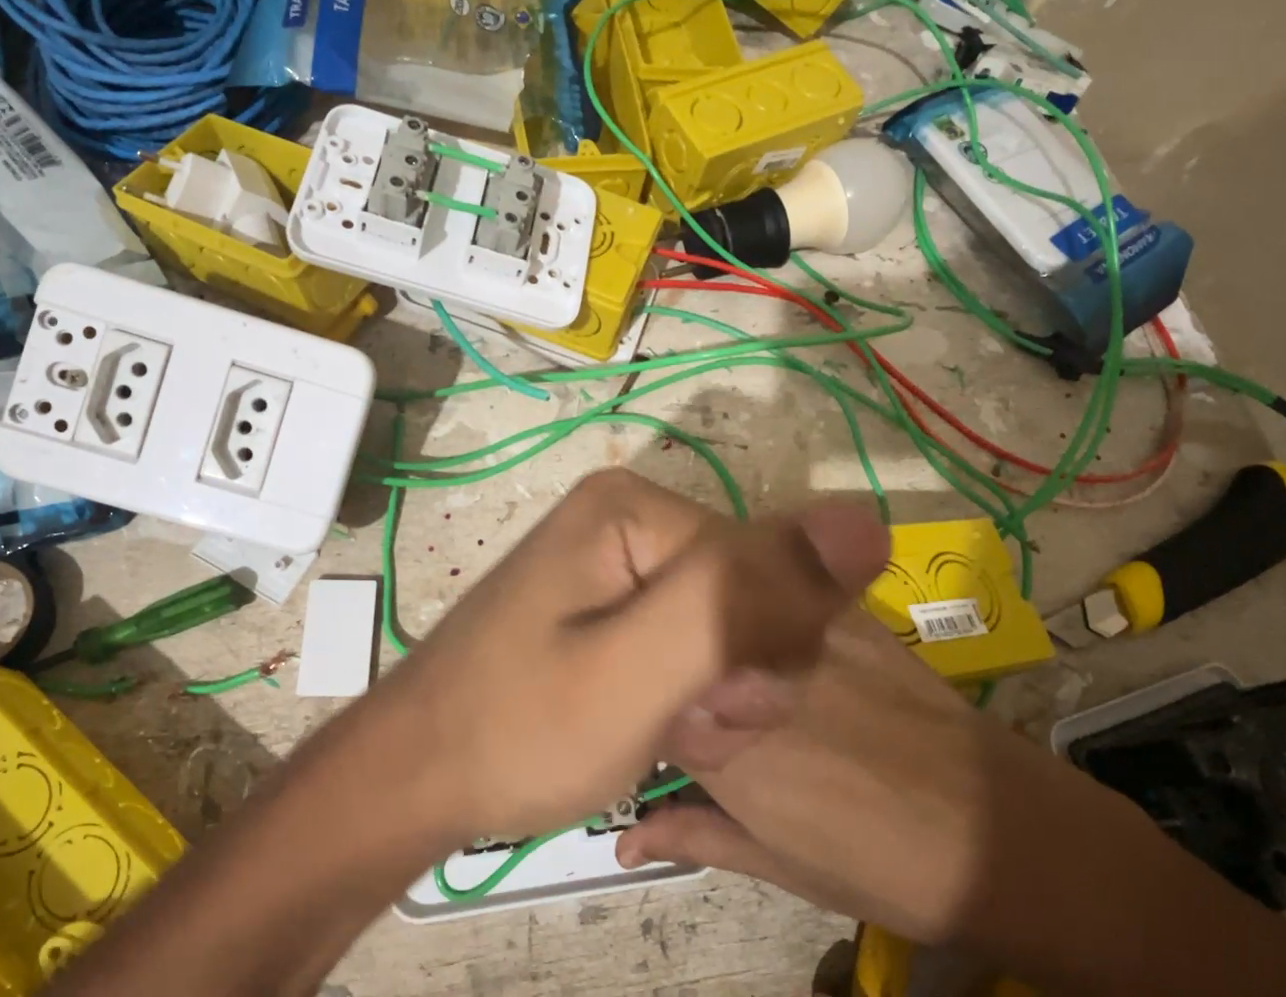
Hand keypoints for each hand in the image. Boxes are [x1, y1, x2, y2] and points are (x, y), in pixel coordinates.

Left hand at [372, 469, 890, 840]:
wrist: (417, 776)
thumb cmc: (522, 729)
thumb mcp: (640, 670)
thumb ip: (745, 595)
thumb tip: (868, 520)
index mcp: (636, 508)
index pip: (772, 568)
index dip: (759, 654)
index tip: (700, 711)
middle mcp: (628, 517)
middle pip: (750, 592)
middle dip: (733, 675)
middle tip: (670, 723)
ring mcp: (615, 561)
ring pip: (727, 626)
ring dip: (711, 694)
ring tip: (652, 728)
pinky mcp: (607, 603)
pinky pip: (688, 640)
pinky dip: (681, 693)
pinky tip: (642, 722)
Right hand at [615, 608, 1149, 946]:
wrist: (1003, 836)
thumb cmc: (879, 867)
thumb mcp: (775, 862)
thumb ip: (691, 835)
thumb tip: (622, 841)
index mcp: (719, 745)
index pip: (638, 694)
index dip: (631, 694)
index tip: (629, 702)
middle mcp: (749, 675)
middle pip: (674, 630)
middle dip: (657, 640)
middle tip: (648, 657)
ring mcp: (800, 634)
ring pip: (722, 593)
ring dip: (701, 606)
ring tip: (696, 627)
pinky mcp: (845, 614)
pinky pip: (777, 585)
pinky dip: (753, 593)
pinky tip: (754, 612)